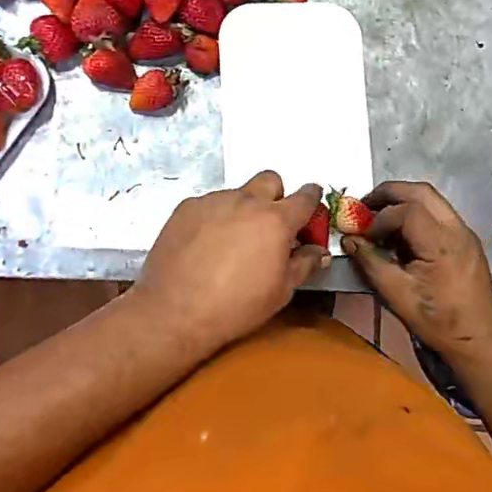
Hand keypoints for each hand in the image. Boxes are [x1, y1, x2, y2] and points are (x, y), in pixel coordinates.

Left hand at [126, 171, 328, 351]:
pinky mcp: (186, 208)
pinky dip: (214, 218)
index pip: (305, 196)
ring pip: (237, 193)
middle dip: (275, 196)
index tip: (310, 203)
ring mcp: (213, 201)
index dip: (311, 198)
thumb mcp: (280, 291)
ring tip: (232, 242)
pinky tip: (205, 245)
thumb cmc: (235, 306)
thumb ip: (303, 264)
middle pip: (270, 180)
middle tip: (270, 224)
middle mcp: (245, 201)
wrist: (174, 311)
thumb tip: (317, 252)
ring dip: (242, 209)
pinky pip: (209, 204)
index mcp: (275, 220)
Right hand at [344, 181, 491, 361]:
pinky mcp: (467, 242)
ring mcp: (466, 233)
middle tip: (364, 204)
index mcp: (442, 243)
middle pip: (422, 191)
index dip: (380, 217)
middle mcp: (458, 230)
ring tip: (379, 217)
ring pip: (432, 199)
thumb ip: (370, 262)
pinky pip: (439, 214)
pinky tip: (400, 233)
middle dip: (390, 193)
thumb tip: (349, 240)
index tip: (364, 235)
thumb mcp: (396, 294)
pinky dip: (416, 214)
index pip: (406, 210)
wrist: (479, 342)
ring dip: (403, 201)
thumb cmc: (438, 322)